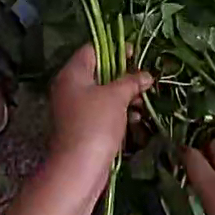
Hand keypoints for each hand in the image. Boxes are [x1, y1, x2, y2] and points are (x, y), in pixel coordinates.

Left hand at [48, 44, 152, 172]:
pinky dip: (116, 110)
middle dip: (122, 74)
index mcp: (73, 72)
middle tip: (144, 79)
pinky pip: (99, 110)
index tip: (136, 53)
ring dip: (122, 94)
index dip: (114, 48)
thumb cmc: (95, 123)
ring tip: (143, 100)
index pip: (92, 49)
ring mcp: (73, 106)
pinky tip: (134, 118)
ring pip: (100, 92)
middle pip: (97, 71)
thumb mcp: (116, 97)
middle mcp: (69, 85)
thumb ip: (130, 81)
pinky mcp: (80, 124)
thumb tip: (145, 74)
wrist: (78, 166)